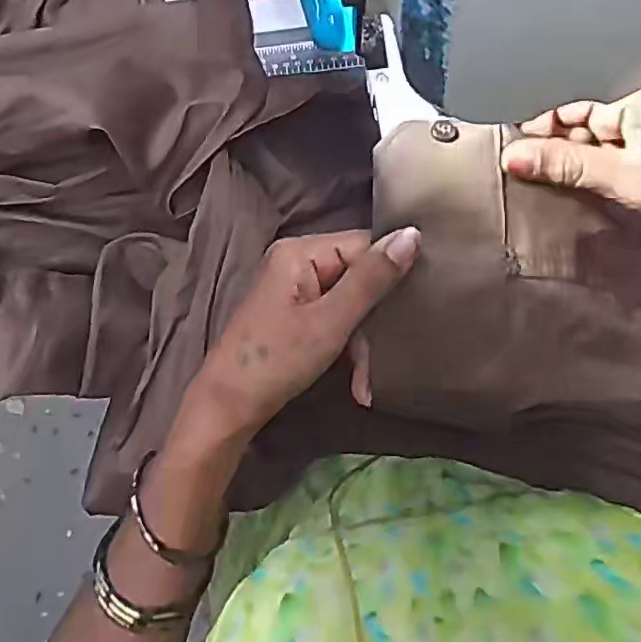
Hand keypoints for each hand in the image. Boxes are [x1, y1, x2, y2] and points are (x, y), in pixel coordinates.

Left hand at [175, 228, 420, 449]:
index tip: (412, 310)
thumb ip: (371, 279)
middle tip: (383, 360)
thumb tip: (413, 234)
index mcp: (300, 251)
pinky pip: (336, 321)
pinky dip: (347, 349)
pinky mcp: (296, 315)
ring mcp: (295, 289)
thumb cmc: (275, 360)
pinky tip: (357, 383)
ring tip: (365, 384)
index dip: (390, 275)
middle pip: (360, 277)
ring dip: (363, 346)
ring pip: (352, 305)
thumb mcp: (330, 321)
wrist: (227, 407)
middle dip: (374, 323)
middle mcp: (297, 262)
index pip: (365, 246)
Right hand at [502, 83, 640, 290]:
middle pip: (574, 119)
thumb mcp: (627, 176)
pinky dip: (590, 174)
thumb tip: (509, 155)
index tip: (512, 155)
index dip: (535, 124)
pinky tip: (577, 191)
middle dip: (549, 146)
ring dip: (569, 164)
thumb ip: (565, 164)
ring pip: (589, 142)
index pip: (564, 98)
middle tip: (526, 176)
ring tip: (548, 186)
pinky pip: (608, 159)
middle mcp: (638, 106)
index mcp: (633, 93)